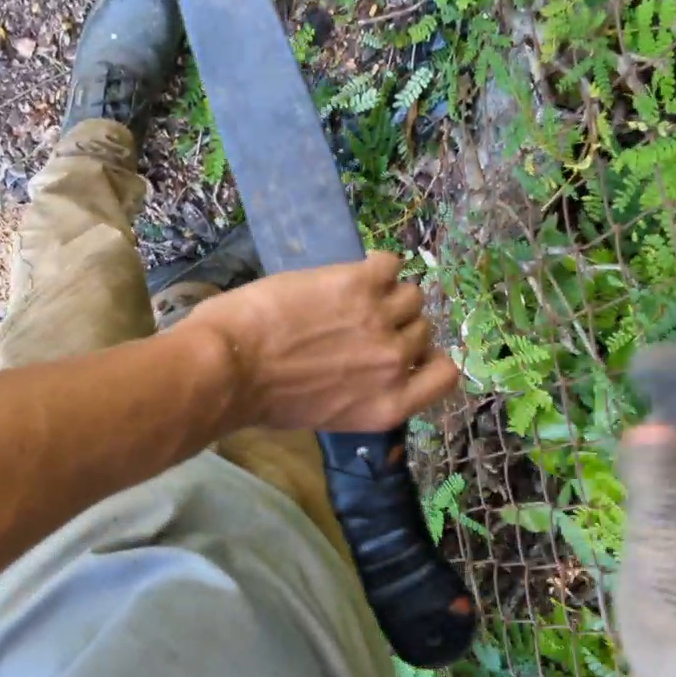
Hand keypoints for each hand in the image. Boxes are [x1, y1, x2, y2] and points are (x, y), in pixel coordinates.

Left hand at [178, 252, 459, 431]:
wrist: (230, 367)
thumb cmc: (263, 399)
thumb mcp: (326, 414)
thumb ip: (362, 393)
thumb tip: (369, 371)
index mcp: (389, 406)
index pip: (446, 375)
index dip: (428, 359)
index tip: (408, 352)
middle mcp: (394, 364)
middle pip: (422, 330)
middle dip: (394, 325)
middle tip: (358, 321)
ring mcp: (380, 321)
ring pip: (410, 294)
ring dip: (386, 293)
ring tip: (351, 295)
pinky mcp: (359, 283)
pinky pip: (390, 262)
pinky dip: (376, 264)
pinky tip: (351, 272)